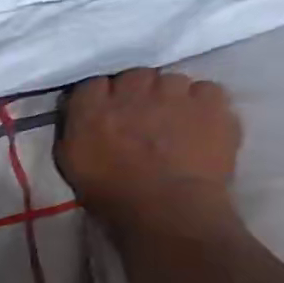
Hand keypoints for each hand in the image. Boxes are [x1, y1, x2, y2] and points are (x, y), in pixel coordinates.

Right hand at [56, 68, 242, 238]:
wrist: (165, 207)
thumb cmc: (109, 190)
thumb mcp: (71, 159)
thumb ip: (74, 128)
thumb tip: (80, 112)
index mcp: (91, 110)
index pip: (90, 84)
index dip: (97, 97)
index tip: (100, 111)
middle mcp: (132, 94)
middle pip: (133, 75)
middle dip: (134, 90)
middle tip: (136, 114)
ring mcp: (175, 96)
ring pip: (171, 79)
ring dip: (168, 94)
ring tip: (169, 118)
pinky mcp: (213, 104)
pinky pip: (206, 89)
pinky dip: (200, 101)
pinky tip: (196, 121)